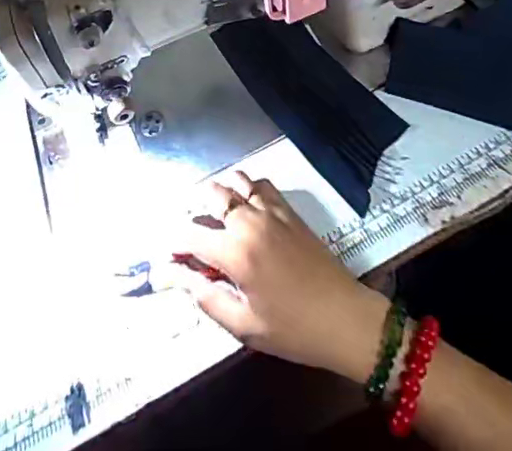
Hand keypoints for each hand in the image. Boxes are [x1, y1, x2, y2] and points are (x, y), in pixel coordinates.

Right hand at [163, 171, 389, 382]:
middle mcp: (251, 222)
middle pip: (213, 195)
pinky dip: (247, 188)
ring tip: (213, 216)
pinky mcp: (290, 211)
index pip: (190, 235)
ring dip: (221, 193)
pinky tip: (245, 206)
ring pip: (238, 182)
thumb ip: (205, 296)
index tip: (169, 257)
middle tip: (190, 233)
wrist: (343, 316)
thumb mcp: (242, 324)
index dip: (173, 244)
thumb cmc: (291, 328)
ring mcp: (273, 212)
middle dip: (194, 209)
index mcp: (236, 252)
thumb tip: (174, 277)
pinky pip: (262, 185)